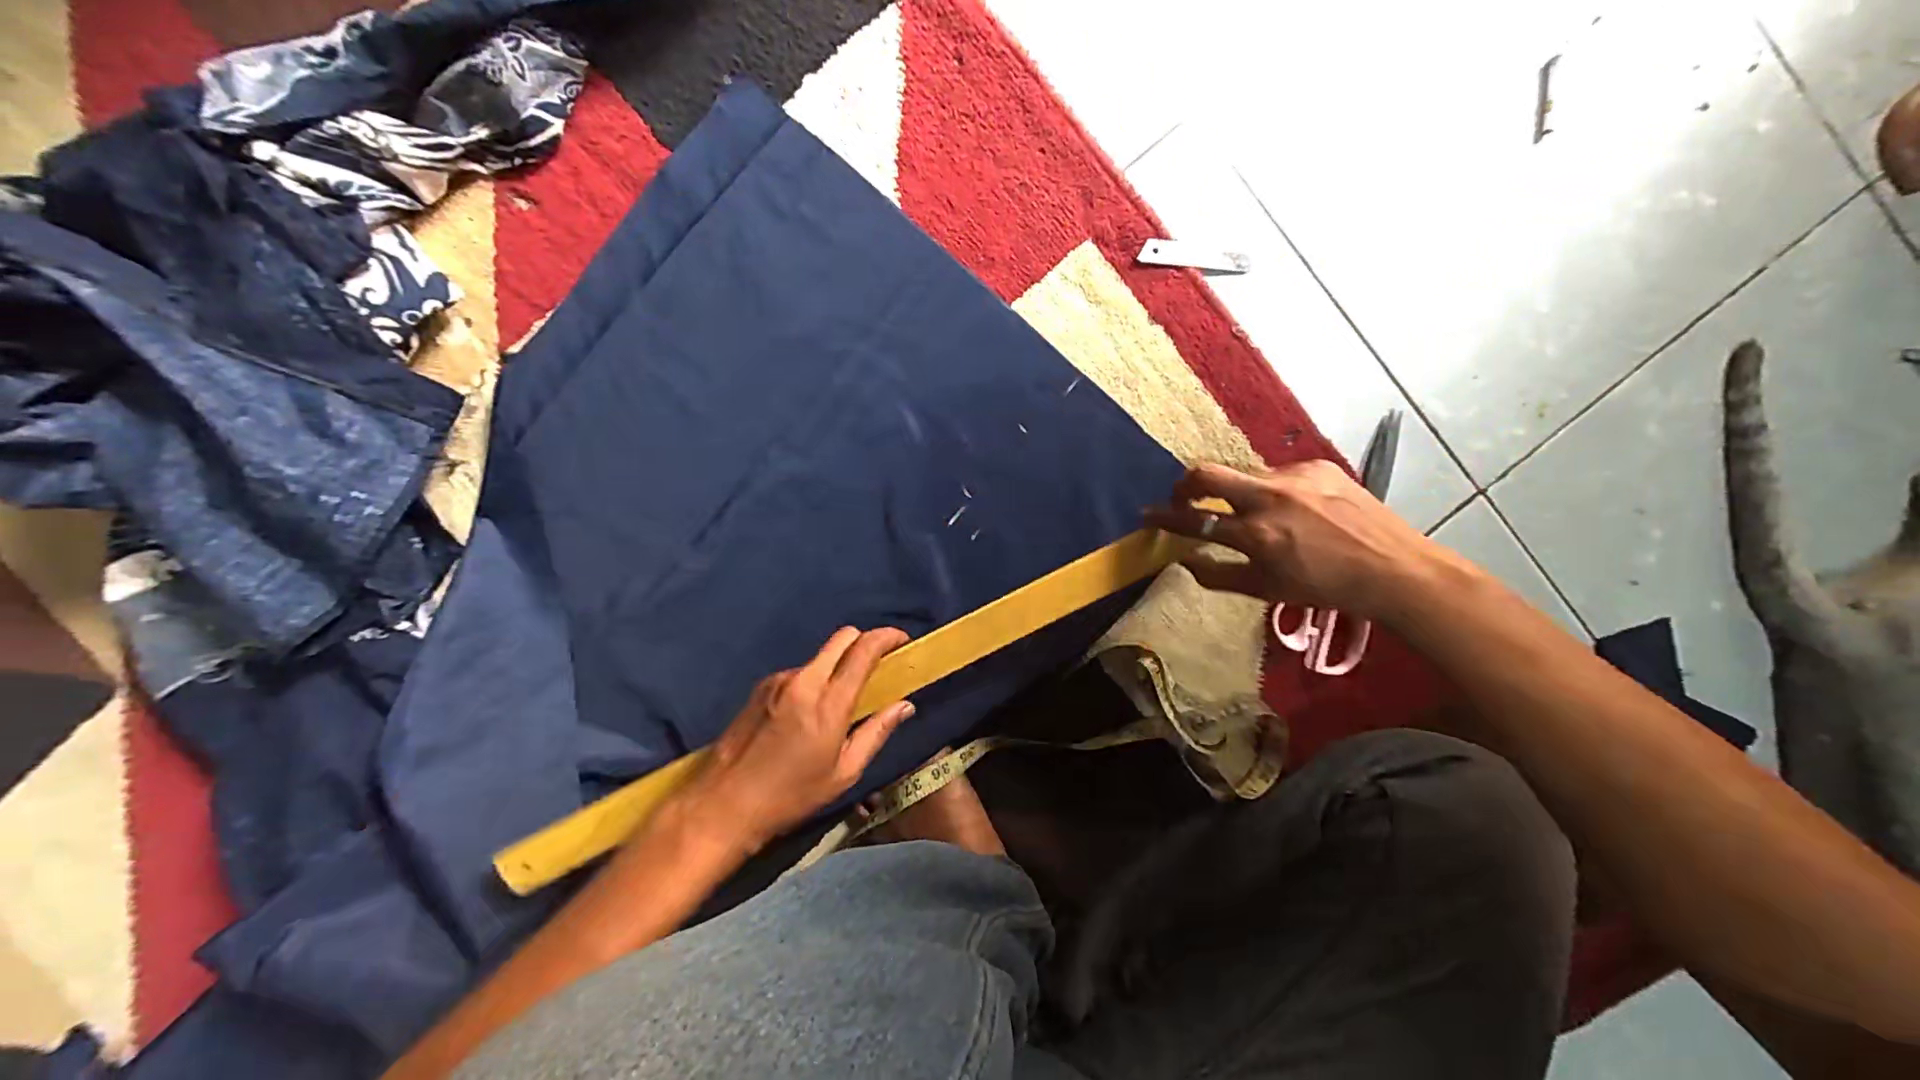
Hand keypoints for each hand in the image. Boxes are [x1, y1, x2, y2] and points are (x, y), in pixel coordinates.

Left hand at [680, 627, 914, 852]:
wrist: (724, 804)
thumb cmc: (791, 796)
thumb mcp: (844, 773)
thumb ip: (876, 732)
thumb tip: (905, 705)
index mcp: (828, 702)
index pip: (863, 650)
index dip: (887, 637)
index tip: (902, 642)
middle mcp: (803, 680)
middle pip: (843, 638)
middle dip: (865, 642)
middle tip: (878, 665)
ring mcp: (778, 681)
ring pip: (820, 656)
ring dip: (837, 666)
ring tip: (840, 701)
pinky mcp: (761, 687)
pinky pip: (799, 673)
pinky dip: (814, 681)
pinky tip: (809, 713)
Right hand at [1143, 460, 1460, 623]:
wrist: (1394, 568)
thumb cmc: (1326, 588)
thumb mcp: (1266, 590)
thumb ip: (1218, 574)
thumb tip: (1184, 558)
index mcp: (1258, 534)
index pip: (1195, 519)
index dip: (1164, 516)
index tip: (1147, 514)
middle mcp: (1271, 497)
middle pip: (1207, 473)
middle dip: (1185, 484)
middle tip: (1182, 497)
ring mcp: (1296, 476)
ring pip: (1245, 475)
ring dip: (1237, 493)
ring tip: (1256, 515)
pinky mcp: (1318, 465)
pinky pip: (1279, 474)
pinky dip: (1273, 491)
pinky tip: (1294, 509)